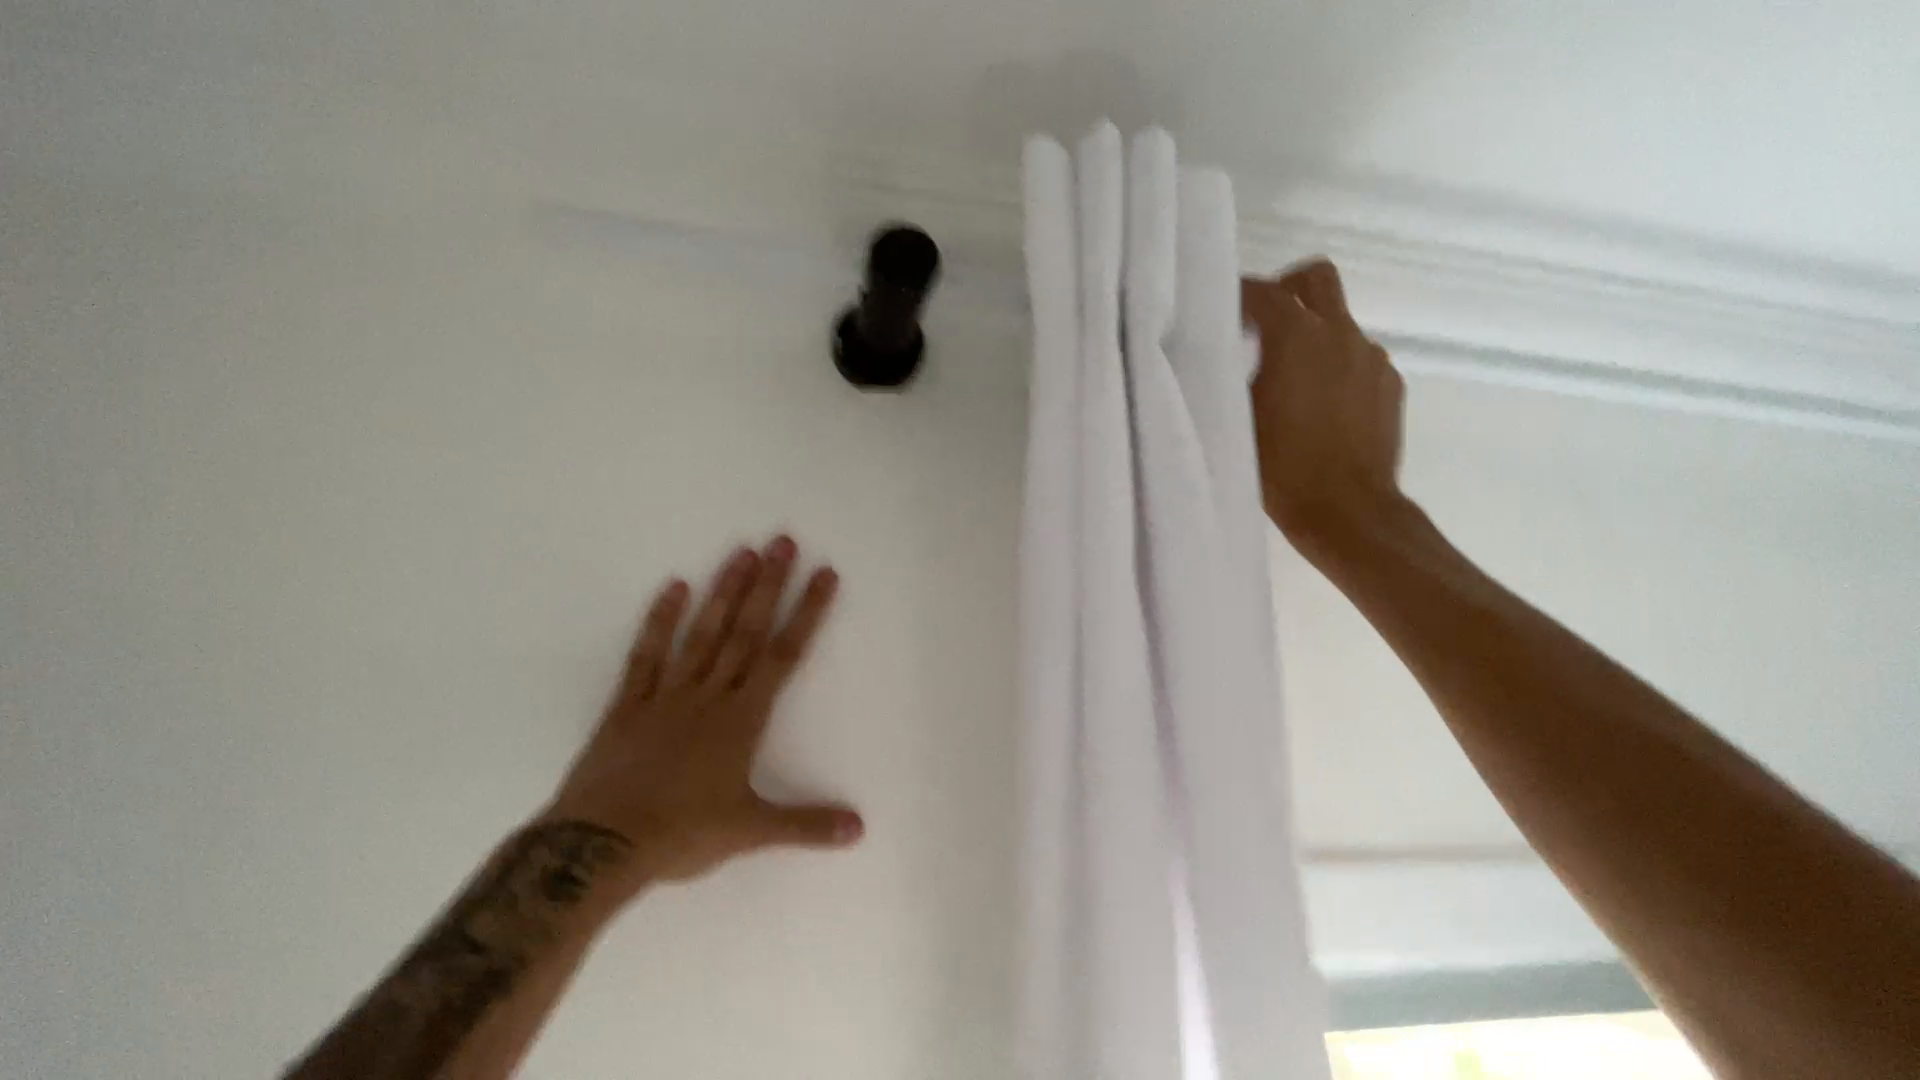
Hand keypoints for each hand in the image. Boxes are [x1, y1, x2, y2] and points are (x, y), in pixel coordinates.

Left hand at [539, 536, 861, 900]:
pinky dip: (659, 621)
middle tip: (782, 541)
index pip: (783, 656)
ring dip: (723, 592)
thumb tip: (859, 829)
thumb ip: (805, 825)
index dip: (806, 613)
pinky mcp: (628, 705)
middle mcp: (709, 696)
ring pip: (701, 634)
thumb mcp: (750, 832)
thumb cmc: (681, 834)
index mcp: (742, 719)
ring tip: (741, 551)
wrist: (600, 845)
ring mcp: (666, 695)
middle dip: (768, 586)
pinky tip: (674, 587)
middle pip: (745, 632)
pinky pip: (647, 655)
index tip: (823, 575)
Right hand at [1241, 259, 1408, 557]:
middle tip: (1263, 324)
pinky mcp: (1391, 385)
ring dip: (1313, 338)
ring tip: (1291, 383)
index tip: (1219, 310)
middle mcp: (1340, 333)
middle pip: (1315, 279)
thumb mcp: (1238, 417)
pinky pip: (1358, 360)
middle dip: (1286, 290)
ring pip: (1339, 324)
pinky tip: (1321, 409)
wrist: (1346, 510)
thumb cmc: (1280, 466)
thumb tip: (1229, 354)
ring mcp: (1372, 357)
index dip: (1237, 295)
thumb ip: (1235, 373)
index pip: (1262, 291)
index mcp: (1296, 336)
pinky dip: (1336, 369)